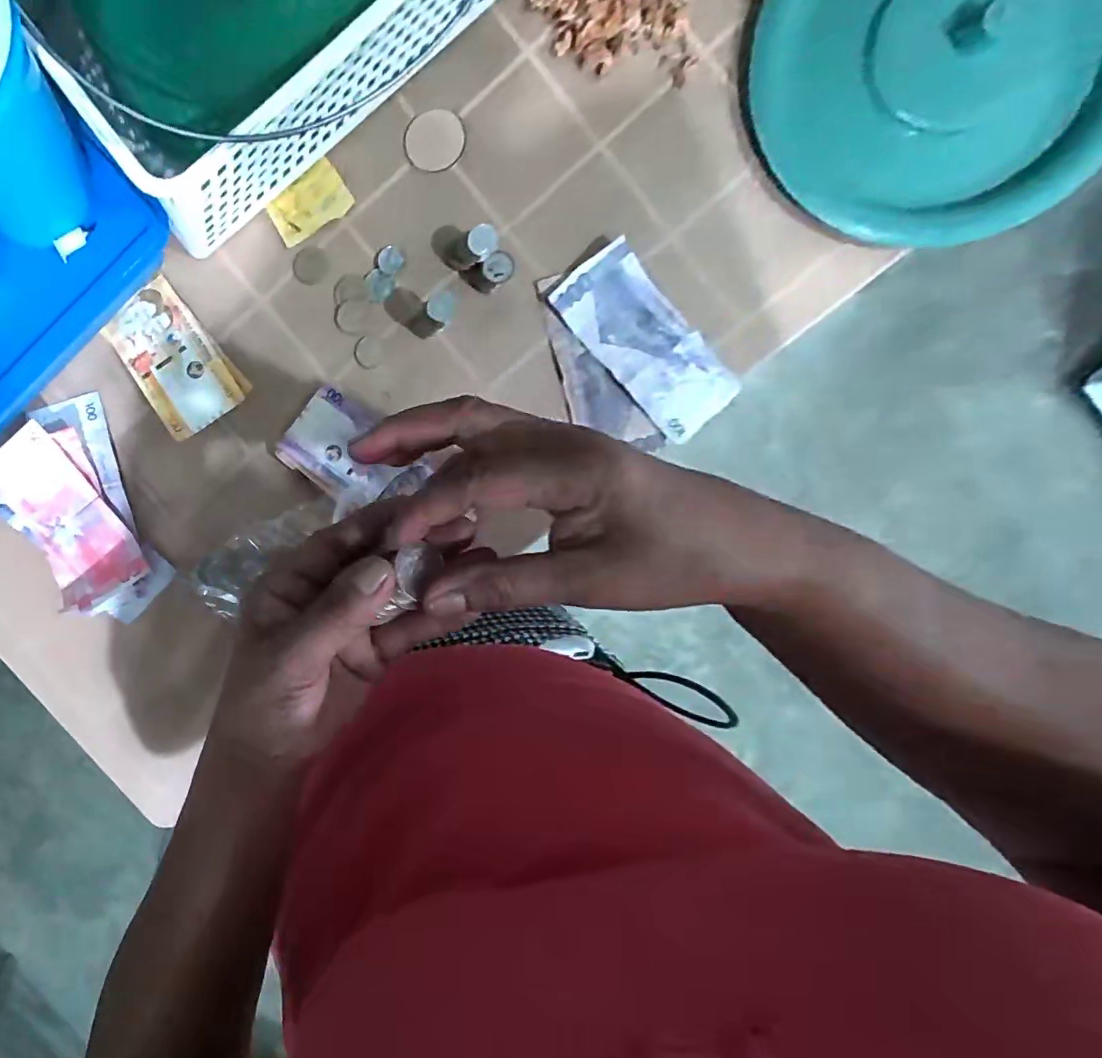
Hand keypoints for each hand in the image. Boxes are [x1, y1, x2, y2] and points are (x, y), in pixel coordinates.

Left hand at [208, 503, 474, 769]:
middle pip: (373, 560)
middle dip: (415, 544)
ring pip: (395, 591)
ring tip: (480, 556)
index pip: (338, 541)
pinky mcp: (375, 651)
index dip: (378, 522)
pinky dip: (433, 617)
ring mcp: (353, 622)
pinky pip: (405, 628)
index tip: (424, 506)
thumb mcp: (292, 653)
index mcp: (292, 581)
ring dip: (432, 575)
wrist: (270, 761)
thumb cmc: (262, 700)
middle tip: (466, 525)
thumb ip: (336, 612)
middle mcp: (324, 593)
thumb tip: (383, 566)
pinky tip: (466, 602)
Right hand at [351, 397, 820, 616]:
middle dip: (408, 432)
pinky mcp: (559, 454)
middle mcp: (556, 438)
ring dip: (424, 435)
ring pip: (477, 423)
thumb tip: (432, 595)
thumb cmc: (676, 561)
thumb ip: (508, 584)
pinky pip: (493, 442)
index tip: (389, 542)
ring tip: (377, 455)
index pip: (476, 478)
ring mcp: (558, 440)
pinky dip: (451, 452)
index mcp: (570, 465)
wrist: (743, 542)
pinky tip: (432, 476)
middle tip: (358, 451)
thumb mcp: (593, 581)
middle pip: (468, 419)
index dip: (427, 508)